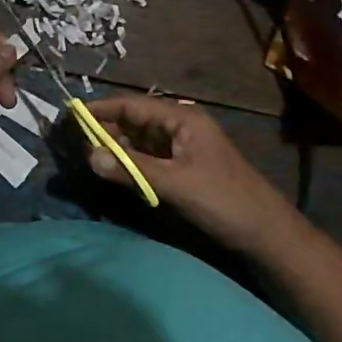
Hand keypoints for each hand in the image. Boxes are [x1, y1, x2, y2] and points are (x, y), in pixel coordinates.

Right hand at [85, 94, 302, 253]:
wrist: (270, 236)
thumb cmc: (224, 201)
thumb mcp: (174, 184)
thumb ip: (131, 169)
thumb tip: (89, 156)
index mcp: (182, 118)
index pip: (131, 105)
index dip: (100, 110)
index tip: (71, 116)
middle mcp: (181, 125)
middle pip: (134, 120)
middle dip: (105, 129)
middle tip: (76, 141)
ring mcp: (183, 146)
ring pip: (139, 139)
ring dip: (116, 147)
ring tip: (90, 156)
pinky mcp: (184, 166)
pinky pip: (148, 156)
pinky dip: (130, 160)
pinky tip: (115, 170)